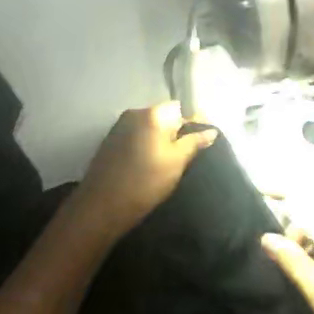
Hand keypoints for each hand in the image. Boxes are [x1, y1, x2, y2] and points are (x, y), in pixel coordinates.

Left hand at [76, 102, 217, 234]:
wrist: (102, 205)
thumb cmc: (145, 182)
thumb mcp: (176, 163)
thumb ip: (193, 143)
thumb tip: (211, 130)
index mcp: (151, 114)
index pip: (180, 108)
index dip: (194, 122)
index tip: (203, 140)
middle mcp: (134, 113)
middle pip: (164, 116)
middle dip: (177, 132)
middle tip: (189, 155)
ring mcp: (119, 126)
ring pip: (150, 127)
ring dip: (161, 140)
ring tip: (171, 163)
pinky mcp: (111, 140)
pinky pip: (136, 136)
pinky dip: (146, 146)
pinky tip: (151, 164)